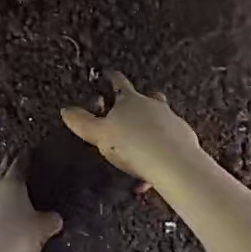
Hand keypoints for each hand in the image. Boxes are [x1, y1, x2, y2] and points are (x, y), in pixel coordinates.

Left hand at [0, 154, 63, 251]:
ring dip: (1, 189)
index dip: (25, 156)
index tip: (28, 150)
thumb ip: (51, 220)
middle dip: (9, 165)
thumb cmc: (18, 237)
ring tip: (10, 190)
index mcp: (12, 184)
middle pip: (2, 172)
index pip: (20, 163)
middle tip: (15, 158)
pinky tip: (1, 217)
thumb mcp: (43, 228)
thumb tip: (55, 218)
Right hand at [60, 71, 202, 183]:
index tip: (109, 74)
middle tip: (127, 115)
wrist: (173, 163)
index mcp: (130, 100)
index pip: (119, 83)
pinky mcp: (184, 140)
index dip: (112, 78)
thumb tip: (67, 110)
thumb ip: (82, 122)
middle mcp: (153, 106)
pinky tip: (148, 177)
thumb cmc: (135, 144)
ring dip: (149, 133)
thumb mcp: (99, 134)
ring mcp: (171, 121)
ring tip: (137, 152)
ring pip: (159, 122)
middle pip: (146, 99)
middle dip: (138, 104)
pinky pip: (167, 145)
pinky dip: (158, 156)